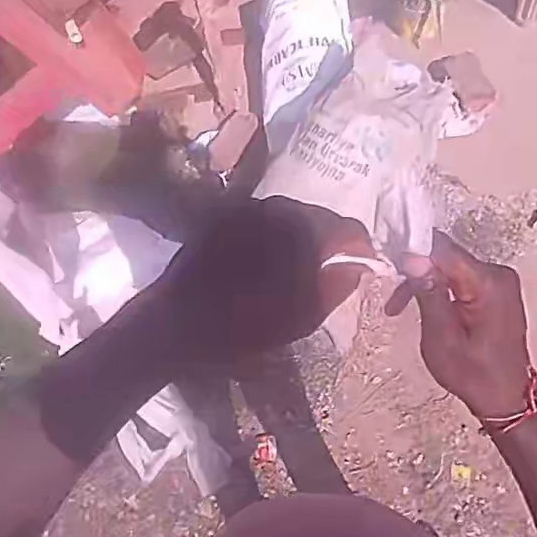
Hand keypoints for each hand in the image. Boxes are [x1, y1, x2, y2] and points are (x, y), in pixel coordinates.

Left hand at [145, 197, 371, 366]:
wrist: (173, 322)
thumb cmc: (238, 329)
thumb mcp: (297, 320)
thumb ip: (334, 287)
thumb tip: (357, 267)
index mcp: (301, 233)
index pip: (348, 230)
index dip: (360, 249)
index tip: (363, 266)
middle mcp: (277, 208)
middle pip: (320, 217)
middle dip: (330, 241)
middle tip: (331, 269)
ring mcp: (248, 207)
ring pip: (291, 215)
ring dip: (302, 236)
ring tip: (299, 265)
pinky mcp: (224, 213)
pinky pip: (264, 218)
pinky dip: (275, 234)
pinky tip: (269, 258)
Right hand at [387, 232, 533, 416]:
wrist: (505, 397)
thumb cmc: (474, 374)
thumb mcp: (441, 337)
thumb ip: (428, 293)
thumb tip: (412, 258)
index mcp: (487, 283)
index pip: (443, 249)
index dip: (411, 250)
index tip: (387, 259)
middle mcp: (497, 275)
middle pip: (445, 256)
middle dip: (414, 269)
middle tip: (388, 288)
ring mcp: (498, 282)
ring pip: (449, 267)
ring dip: (422, 281)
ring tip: (398, 305)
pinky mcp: (494, 290)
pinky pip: (459, 278)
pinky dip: (438, 288)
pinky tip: (422, 305)